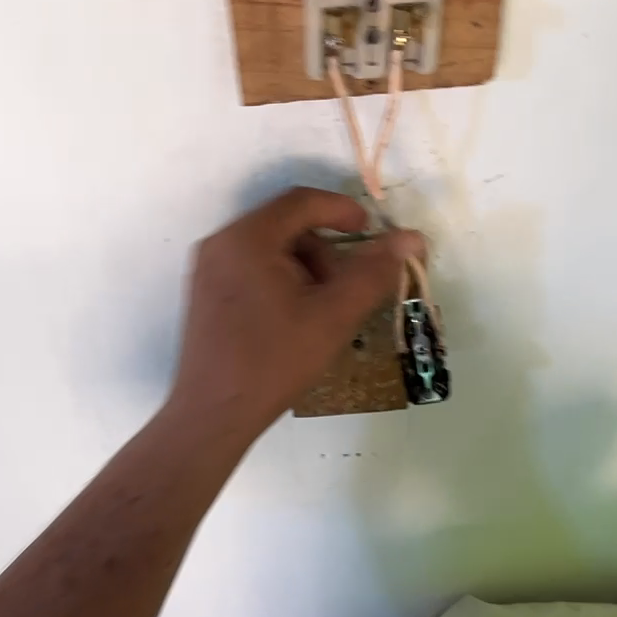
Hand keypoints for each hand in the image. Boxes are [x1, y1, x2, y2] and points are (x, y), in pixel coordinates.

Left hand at [166, 187, 424, 434]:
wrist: (213, 414)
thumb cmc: (273, 362)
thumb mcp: (333, 316)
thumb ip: (374, 273)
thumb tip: (411, 238)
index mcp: (247, 238)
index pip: (301, 201)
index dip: (343, 210)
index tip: (371, 233)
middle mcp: (220, 243)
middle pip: (285, 226)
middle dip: (323, 250)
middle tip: (345, 289)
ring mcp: (207, 269)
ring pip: (269, 250)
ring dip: (304, 269)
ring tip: (320, 312)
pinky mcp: (204, 294)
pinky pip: (251, 269)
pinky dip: (281, 281)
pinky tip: (293, 320)